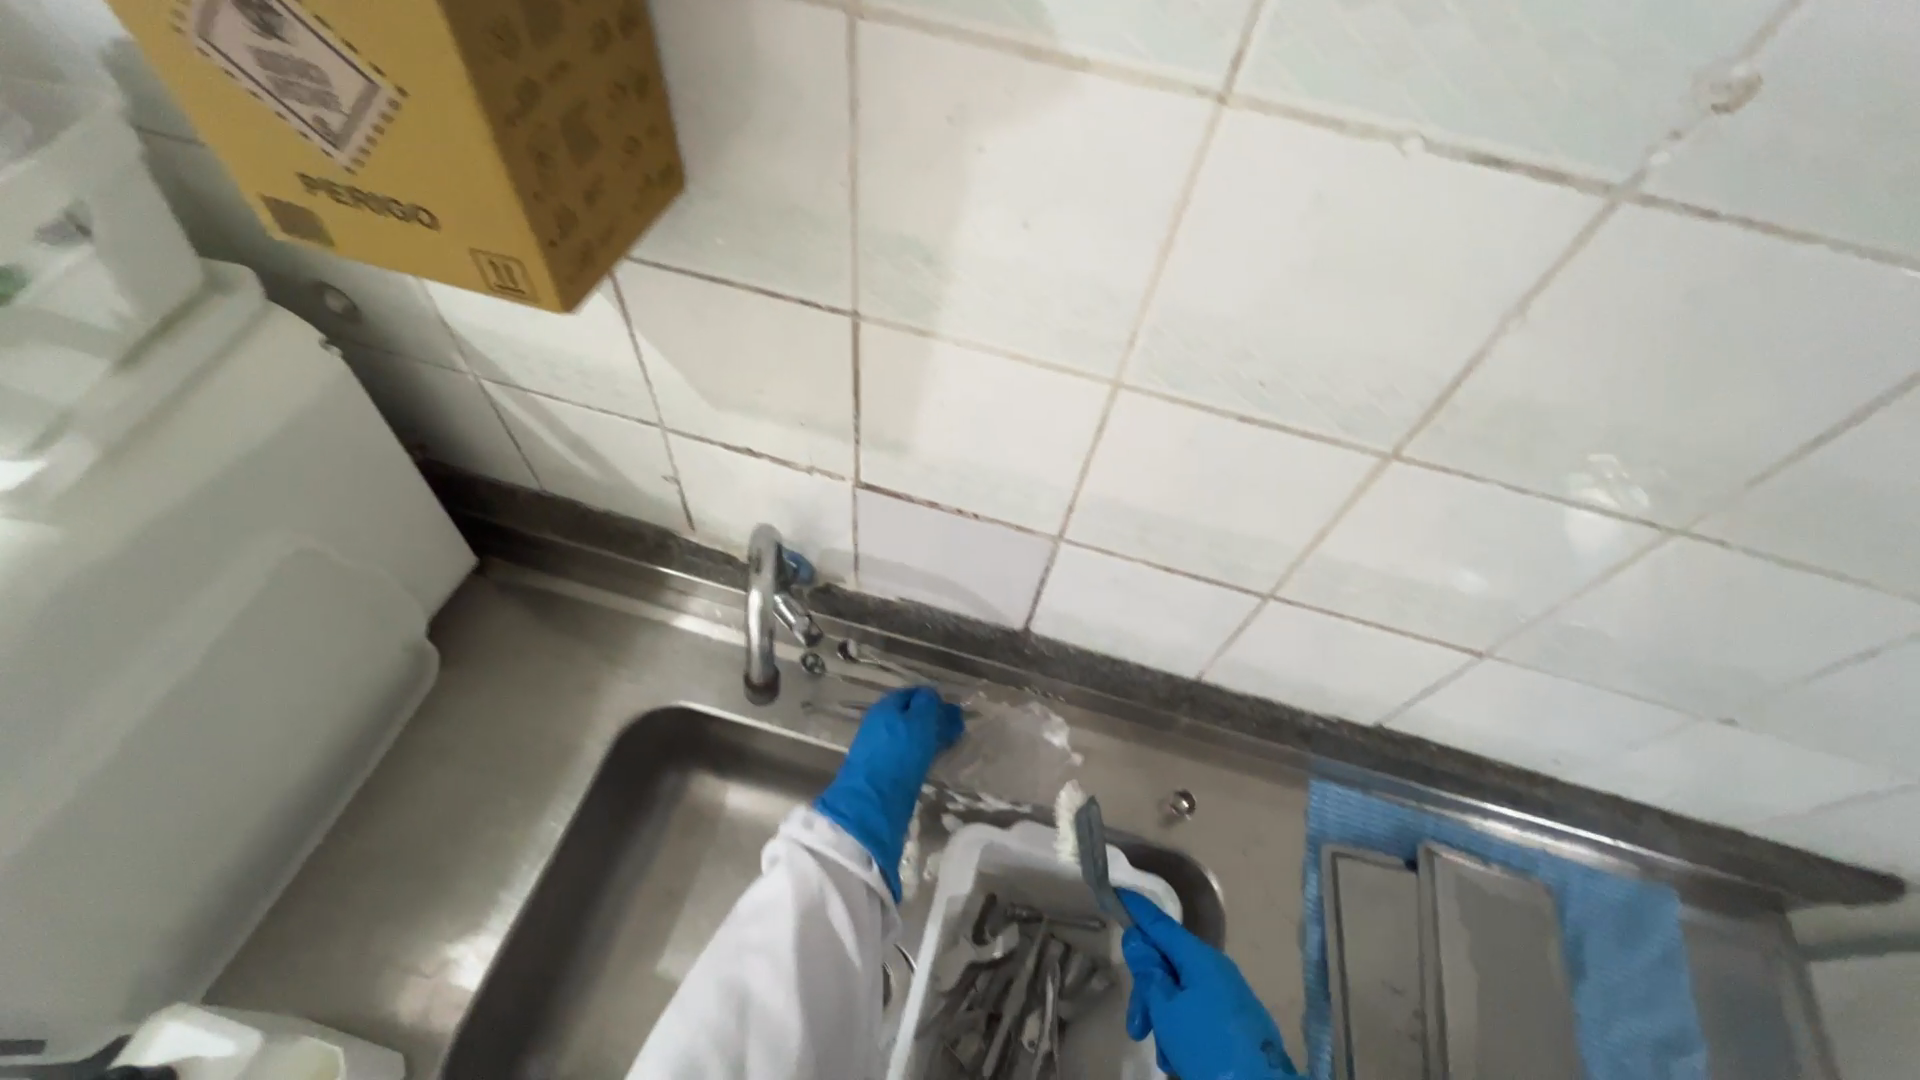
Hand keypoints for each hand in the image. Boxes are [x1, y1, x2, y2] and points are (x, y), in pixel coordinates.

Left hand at [813, 686, 963, 899]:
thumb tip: (933, 695)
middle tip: (958, 730)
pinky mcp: (883, 771)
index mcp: (887, 707)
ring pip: (910, 735)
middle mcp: (881, 723)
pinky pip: (907, 754)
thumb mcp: (918, 723)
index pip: (915, 695)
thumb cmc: (898, 755)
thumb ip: (928, 705)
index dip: (935, 700)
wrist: (872, 804)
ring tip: (951, 746)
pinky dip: (923, 754)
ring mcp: (880, 748)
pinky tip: (936, 761)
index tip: (955, 712)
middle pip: (912, 715)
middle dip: (934, 720)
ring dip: (930, 738)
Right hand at [1119, 889, 1298, 1079]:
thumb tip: (1137, 938)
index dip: (1137, 909)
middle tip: (1136, 1027)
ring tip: (1164, 1055)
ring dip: (1163, 1020)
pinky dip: (1181, 1032)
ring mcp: (1227, 997)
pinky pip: (1196, 1015)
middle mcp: (1215, 970)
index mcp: (1200, 958)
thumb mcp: (1167, 1009)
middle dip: (1147, 994)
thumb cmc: (1208, 1045)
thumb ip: (1149, 973)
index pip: (1161, 924)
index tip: (1117, 892)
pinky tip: (1177, 1060)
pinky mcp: (1234, 1023)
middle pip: (1168, 966)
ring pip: (1179, 995)